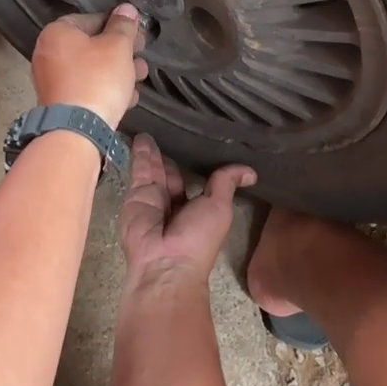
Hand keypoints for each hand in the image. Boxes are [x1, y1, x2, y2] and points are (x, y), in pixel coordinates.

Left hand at [30, 4, 148, 127]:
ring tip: (140, 76)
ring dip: (118, 71)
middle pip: (91, 45)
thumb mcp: (118, 47)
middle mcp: (48, 54)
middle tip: (140, 53)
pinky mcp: (61, 103)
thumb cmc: (96, 81)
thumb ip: (124, 26)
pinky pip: (86, 89)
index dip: (117, 24)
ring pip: (91, 69)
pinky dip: (105, 89)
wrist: (77, 131)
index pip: (91, 18)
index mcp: (57, 33)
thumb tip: (126, 10)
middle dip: (121, 50)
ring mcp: (52, 81)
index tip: (135, 31)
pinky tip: (127, 97)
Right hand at [120, 134, 254, 284]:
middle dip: (171, 153)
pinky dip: (139, 152)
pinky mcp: (136, 193)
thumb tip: (251, 172)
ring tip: (155, 123)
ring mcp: (153, 197)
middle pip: (172, 171)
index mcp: (196, 207)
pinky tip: (141, 133)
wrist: (165, 262)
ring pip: (154, 167)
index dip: (196, 161)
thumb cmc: (198, 237)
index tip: (199, 138)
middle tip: (173, 125)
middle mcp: (173, 201)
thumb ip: (226, 183)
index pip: (196, 179)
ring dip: (154, 149)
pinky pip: (138, 169)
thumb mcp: (220, 207)